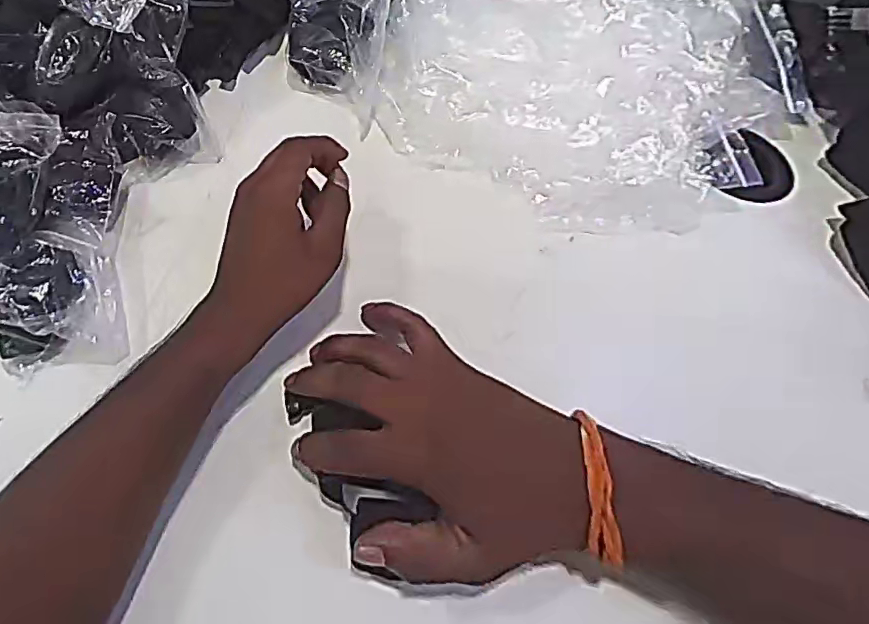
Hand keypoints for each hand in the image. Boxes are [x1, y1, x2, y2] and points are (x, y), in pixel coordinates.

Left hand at [195, 136, 351, 352]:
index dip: (324, 147)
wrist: (241, 308)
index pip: (298, 148)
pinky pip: (267, 186)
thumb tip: (337, 180)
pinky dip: (289, 188)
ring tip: (324, 204)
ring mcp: (244, 200)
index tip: (341, 157)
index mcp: (271, 190)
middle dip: (315, 157)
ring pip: (276, 169)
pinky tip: (305, 216)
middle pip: (285, 154)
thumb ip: (335, 205)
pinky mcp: (242, 213)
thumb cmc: (278, 284)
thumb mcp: (324, 246)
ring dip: (302, 175)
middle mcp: (253, 189)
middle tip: (336, 172)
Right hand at [288, 303, 587, 584]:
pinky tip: (372, 314)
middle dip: (311, 383)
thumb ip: (414, 553)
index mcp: (414, 452)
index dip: (316, 450)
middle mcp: (415, 405)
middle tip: (296, 388)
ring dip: (337, 348)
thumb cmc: (523, 511)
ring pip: (368, 349)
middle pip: (344, 382)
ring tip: (318, 355)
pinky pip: (412, 327)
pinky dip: (389, 315)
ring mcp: (432, 376)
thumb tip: (367, 545)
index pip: (345, 447)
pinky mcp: (451, 361)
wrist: (572, 476)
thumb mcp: (469, 553)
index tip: (305, 451)